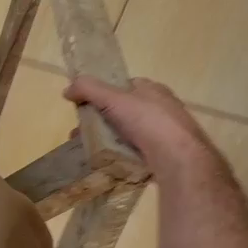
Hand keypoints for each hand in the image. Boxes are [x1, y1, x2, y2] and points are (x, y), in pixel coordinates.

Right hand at [64, 75, 224, 179]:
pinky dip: (124, 155)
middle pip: (125, 110)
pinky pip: (140, 152)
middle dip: (103, 119)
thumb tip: (67, 89)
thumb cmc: (149, 121)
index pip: (126, 85)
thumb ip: (88, 89)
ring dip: (111, 139)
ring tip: (92, 149)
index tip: (87, 104)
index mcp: (154, 90)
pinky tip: (112, 162)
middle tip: (84, 131)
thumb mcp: (113, 98)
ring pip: (131, 133)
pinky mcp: (168, 156)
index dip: (105, 91)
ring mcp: (168, 134)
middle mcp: (163, 108)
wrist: (181, 160)